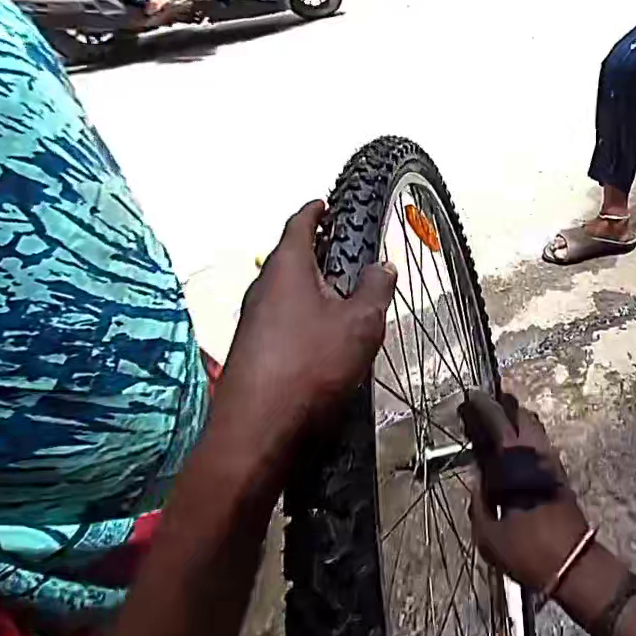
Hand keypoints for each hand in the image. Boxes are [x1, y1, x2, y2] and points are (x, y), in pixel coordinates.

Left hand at [217, 201, 396, 448]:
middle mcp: (263, 288)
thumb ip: (376, 288)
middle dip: (318, 252)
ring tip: (344, 298)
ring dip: (313, 287)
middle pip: (291, 257)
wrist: (257, 431)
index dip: (315, 210)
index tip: (325, 203)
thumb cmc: (309, 368)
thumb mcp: (361, 322)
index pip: (299, 223)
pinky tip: (325, 338)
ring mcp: (253, 319)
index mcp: (287, 268)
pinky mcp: (252, 348)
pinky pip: (282, 317)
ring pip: (287, 289)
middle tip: (346, 252)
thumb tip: (383, 267)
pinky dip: (304, 314)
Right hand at [460, 393, 590, 592]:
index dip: (484, 406)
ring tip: (501, 424)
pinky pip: (541, 443)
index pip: (498, 421)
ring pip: (535, 428)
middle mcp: (537, 453)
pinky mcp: (561, 474)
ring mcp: (552, 461)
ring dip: (519, 420)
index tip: (472, 397)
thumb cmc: (527, 550)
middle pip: (522, 415)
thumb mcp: (489, 536)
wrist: (572, 564)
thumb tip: (477, 482)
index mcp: (516, 461)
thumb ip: (479, 505)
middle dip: (505, 405)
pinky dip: (528, 437)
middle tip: (487, 406)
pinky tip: (517, 449)